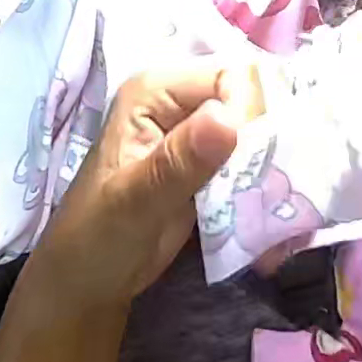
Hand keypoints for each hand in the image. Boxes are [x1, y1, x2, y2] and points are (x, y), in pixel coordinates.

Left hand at [26, 64, 256, 311]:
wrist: (85, 283)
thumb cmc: (95, 239)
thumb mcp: (134, 203)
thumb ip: (178, 161)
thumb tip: (228, 118)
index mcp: (154, 91)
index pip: (227, 77)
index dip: (250, 115)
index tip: (254, 166)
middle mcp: (177, 101)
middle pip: (248, 102)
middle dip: (268, 145)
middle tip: (273, 195)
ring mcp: (193, 132)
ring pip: (254, 133)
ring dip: (271, 171)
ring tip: (276, 216)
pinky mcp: (206, 163)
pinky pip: (249, 162)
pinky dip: (262, 188)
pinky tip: (268, 222)